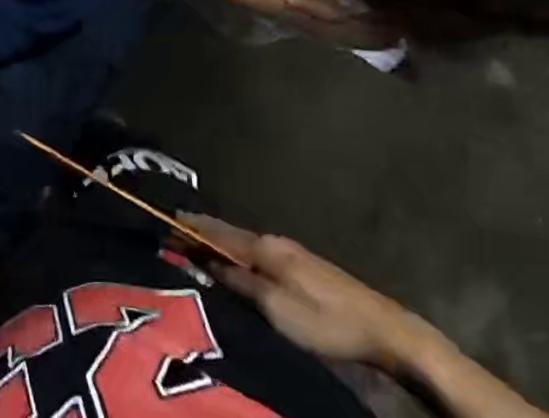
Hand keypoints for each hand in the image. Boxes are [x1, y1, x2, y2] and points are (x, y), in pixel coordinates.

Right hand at [181, 214, 431, 367]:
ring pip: (243, 242)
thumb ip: (240, 283)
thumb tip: (207, 261)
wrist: (384, 328)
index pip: (218, 232)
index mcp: (265, 247)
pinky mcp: (302, 267)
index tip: (165, 220)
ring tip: (194, 241)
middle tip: (172, 227)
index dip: (191, 228)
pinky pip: (256, 252)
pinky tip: (232, 258)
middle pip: (229, 233)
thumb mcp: (276, 308)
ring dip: (218, 241)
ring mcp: (290, 252)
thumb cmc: (325, 321)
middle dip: (201, 230)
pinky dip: (236, 251)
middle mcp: (274, 241)